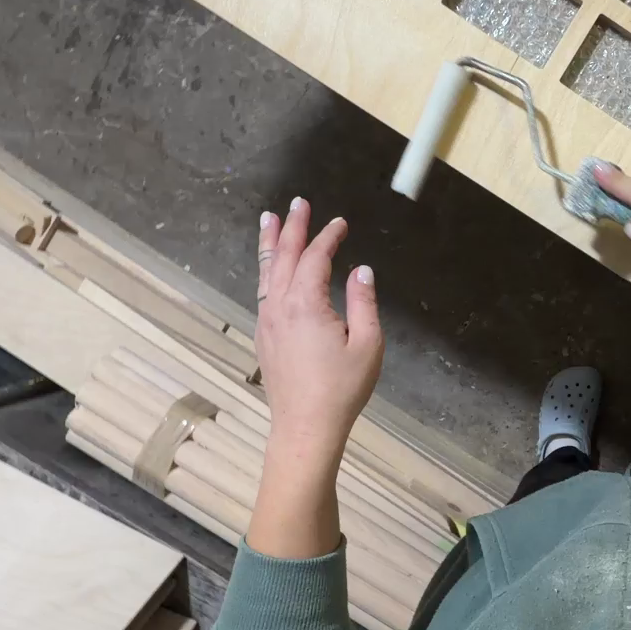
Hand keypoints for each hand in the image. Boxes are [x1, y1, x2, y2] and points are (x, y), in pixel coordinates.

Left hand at [255, 197, 382, 469]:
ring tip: (268, 219)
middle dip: (291, 228)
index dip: (328, 237)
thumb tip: (361, 271)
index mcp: (306, 304)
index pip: (315, 259)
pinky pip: (262, 290)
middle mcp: (280, 306)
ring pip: (265, 272)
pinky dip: (266, 269)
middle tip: (297, 203)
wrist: (305, 426)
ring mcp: (267, 321)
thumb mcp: (367, 345)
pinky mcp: (264, 336)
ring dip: (269, 243)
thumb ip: (363, 303)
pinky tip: (270, 267)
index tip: (340, 223)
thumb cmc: (342, 388)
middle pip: (282, 257)